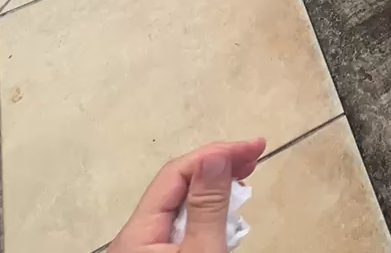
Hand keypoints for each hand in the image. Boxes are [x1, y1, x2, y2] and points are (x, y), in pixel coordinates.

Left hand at [111, 139, 265, 252]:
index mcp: (137, 232)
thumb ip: (207, 206)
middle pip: (177, 185)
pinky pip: (181, 224)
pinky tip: (225, 209)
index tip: (255, 148)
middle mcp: (134, 236)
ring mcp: (143, 250)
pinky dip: (206, 210)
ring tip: (246, 178)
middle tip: (256, 156)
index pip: (176, 172)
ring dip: (215, 186)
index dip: (216, 153)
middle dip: (218, 165)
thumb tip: (215, 154)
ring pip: (180, 204)